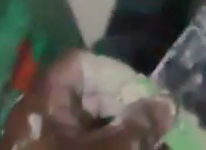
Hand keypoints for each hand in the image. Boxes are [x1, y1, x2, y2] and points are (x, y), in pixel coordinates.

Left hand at [0, 51, 176, 149]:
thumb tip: (167, 104)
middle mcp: (39, 120)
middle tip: (153, 123)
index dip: (115, 72)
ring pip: (89, 128)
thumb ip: (142, 124)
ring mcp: (42, 147)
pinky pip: (82, 148)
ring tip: (152, 144)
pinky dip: (111, 148)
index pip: (81, 65)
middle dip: (124, 106)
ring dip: (122, 133)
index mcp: (45, 103)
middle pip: (87, 96)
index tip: (141, 96)